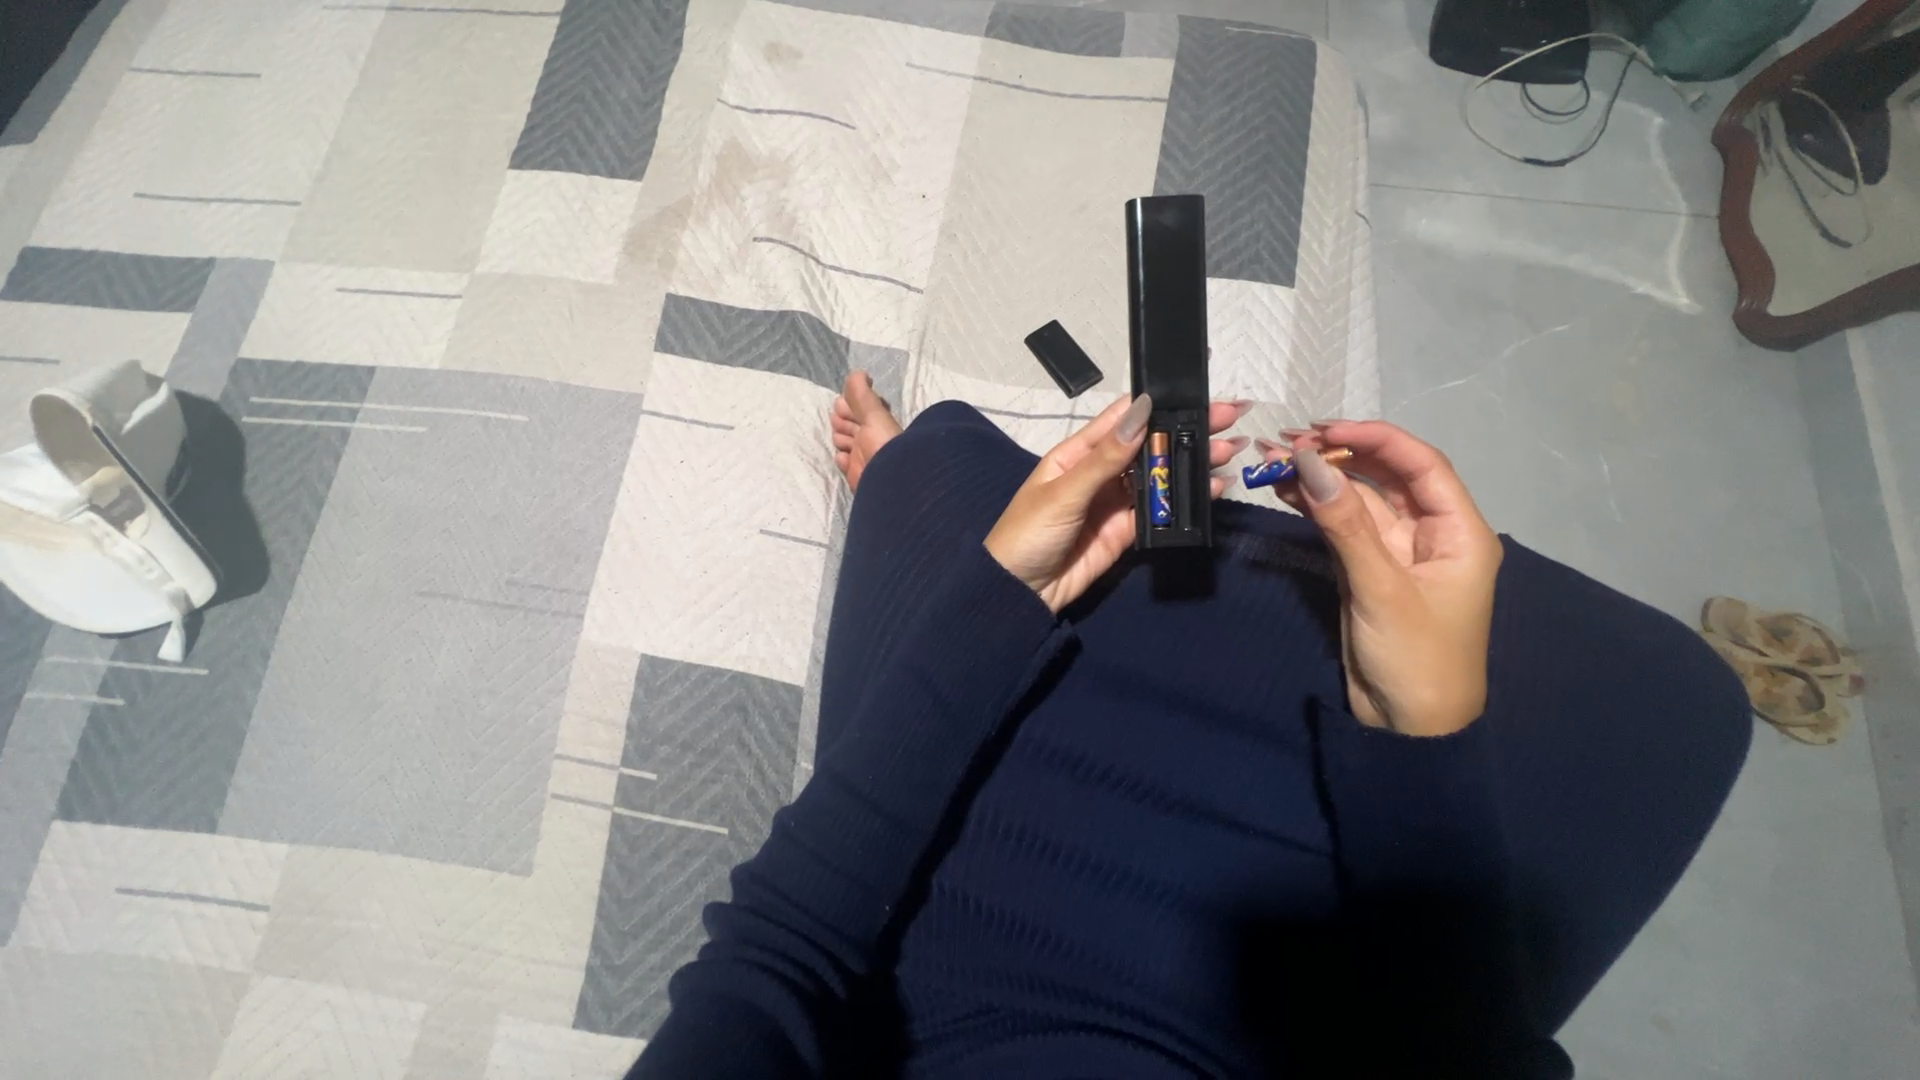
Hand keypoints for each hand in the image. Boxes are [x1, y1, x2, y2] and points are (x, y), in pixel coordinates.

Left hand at [986, 396, 1249, 613]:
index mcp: (1076, 454)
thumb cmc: (1027, 534)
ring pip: (1159, 477)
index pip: (1121, 421)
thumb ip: (1104, 458)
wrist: (1019, 594)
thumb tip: (1140, 413)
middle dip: (1185, 431)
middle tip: (1231, 418)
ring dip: (1191, 463)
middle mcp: (1099, 473)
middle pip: (1148, 447)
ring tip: (1230, 451)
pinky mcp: (1125, 533)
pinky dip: (1185, 500)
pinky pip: (1159, 512)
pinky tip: (1211, 488)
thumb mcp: (1063, 492)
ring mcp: (1114, 503)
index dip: (1158, 404)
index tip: (1196, 393)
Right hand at [1266, 421, 1502, 736]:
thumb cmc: (1416, 658)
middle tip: (1286, 443)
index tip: (1323, 429)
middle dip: (1339, 455)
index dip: (1374, 438)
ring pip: (1357, 500)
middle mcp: (1430, 533)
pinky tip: (1285, 492)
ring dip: (1320, 479)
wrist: (1409, 727)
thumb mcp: (1381, 589)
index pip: (1421, 465)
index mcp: (1458, 532)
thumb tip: (1310, 462)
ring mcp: (1395, 551)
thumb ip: (1346, 524)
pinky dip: (1314, 509)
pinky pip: (1341, 527)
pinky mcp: (1366, 570)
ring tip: (1273, 461)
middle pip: (1386, 476)